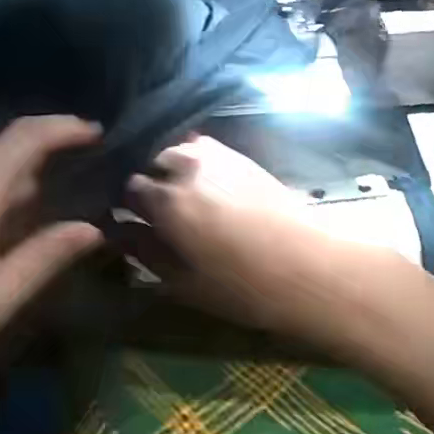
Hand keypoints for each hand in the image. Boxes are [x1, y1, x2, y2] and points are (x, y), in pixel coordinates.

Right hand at [127, 137, 414, 343]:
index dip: (127, 204)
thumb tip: (121, 234)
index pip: (129, 189)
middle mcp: (185, 168)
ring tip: (181, 189)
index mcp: (167, 202)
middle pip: (150, 162)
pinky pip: (203, 147)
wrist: (312, 267)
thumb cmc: (245, 287)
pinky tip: (205, 180)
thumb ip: (147, 254)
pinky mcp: (239, 156)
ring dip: (170, 165)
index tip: (132, 218)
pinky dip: (194, 158)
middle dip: (149, 181)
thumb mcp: (186, 283)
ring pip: (176, 149)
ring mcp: (214, 156)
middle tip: (158, 207)